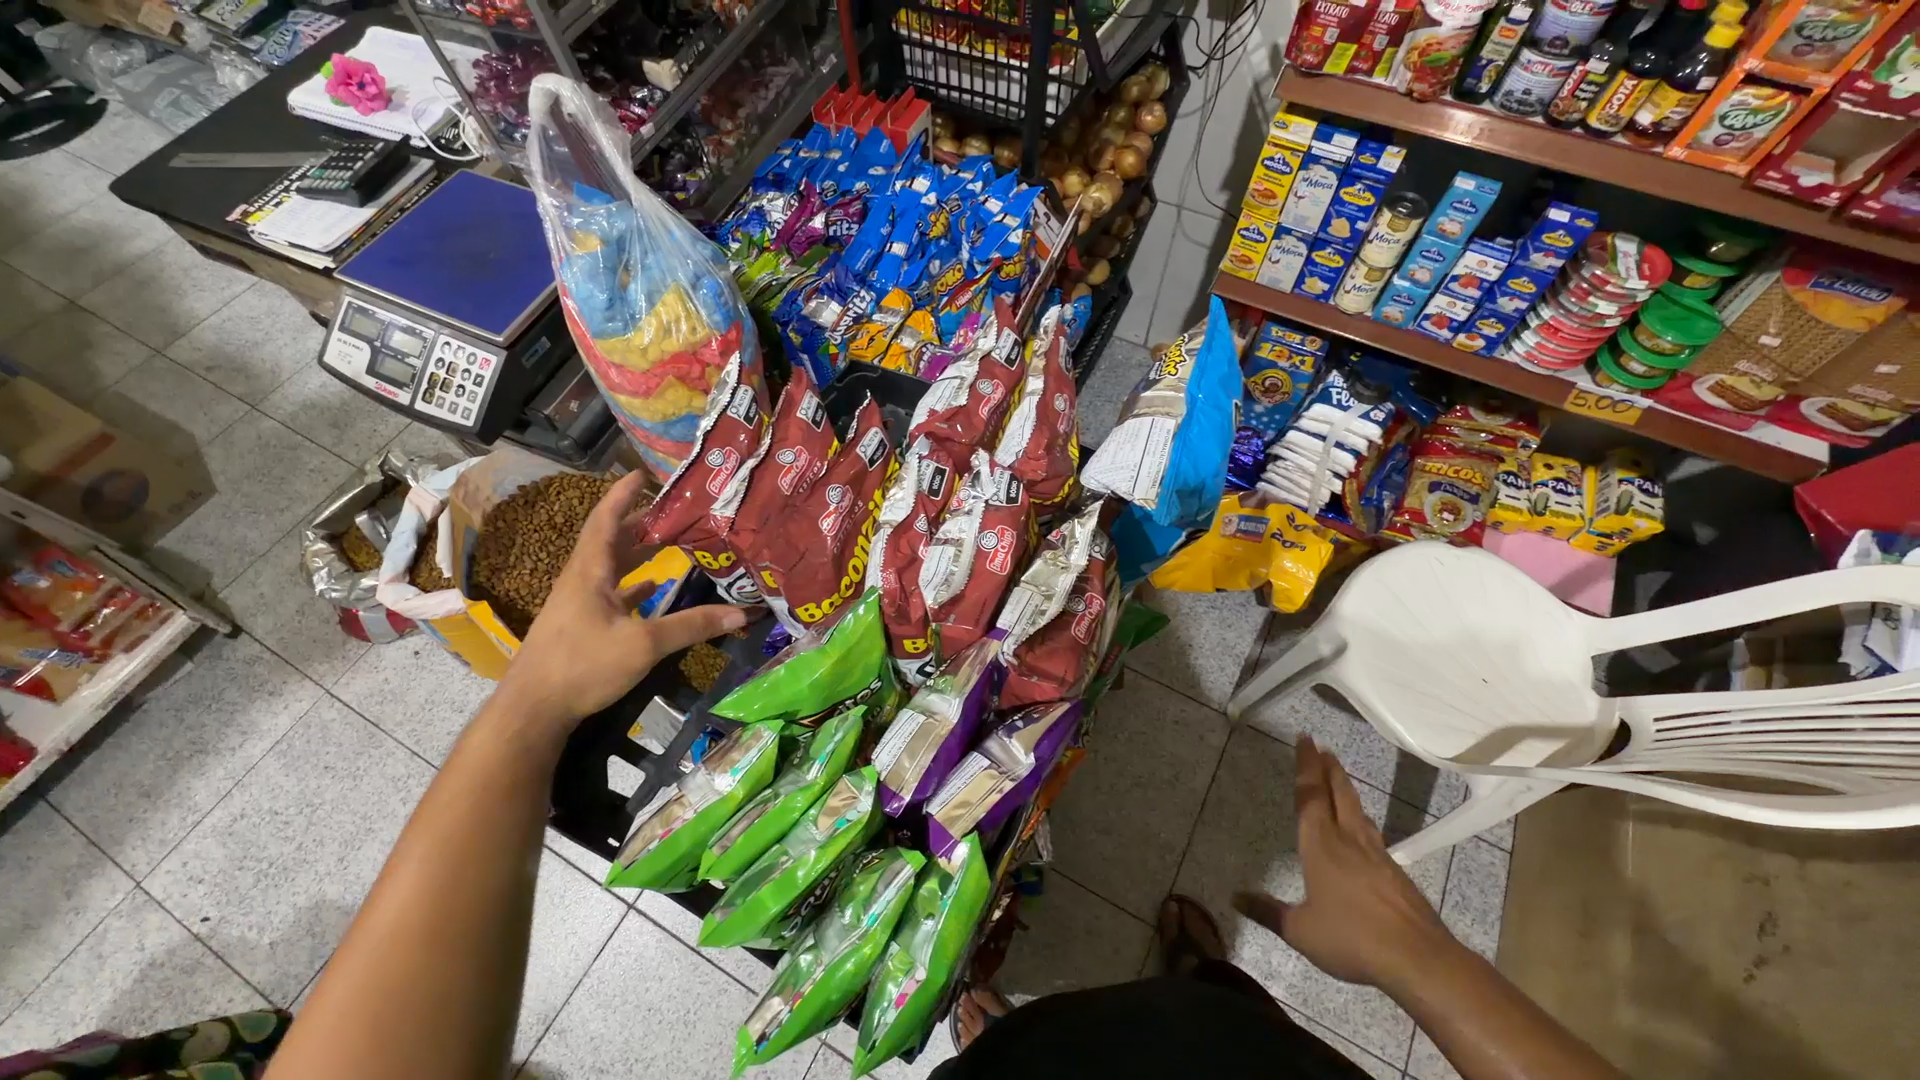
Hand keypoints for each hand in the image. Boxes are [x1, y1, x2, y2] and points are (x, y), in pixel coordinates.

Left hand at [498, 471, 747, 728]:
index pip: (606, 519)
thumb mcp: (644, 644)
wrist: (534, 709)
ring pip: (611, 566)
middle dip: (641, 521)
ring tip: (670, 541)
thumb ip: (692, 626)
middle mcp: (582, 580)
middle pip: (611, 540)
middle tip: (675, 509)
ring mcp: (579, 604)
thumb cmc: (583, 665)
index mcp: (590, 571)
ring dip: (637, 552)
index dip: (624, 495)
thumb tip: (741, 614)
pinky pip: (611, 593)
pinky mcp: (580, 626)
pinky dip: (633, 585)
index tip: (644, 473)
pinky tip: (653, 589)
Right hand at [1234, 737, 1454, 991]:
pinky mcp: (1395, 874)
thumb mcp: (1300, 930)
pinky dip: (1361, 819)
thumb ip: (1267, 911)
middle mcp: (1349, 840)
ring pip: (1358, 810)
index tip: (1304, 739)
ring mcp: (1376, 855)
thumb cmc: (1351, 938)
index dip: (1305, 766)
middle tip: (1321, 747)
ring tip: (1339, 777)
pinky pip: (1372, 833)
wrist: (1418, 959)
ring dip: (1346, 788)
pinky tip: (1363, 829)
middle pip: (1338, 794)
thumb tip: (1234, 897)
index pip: (1309, 795)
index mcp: (1321, 845)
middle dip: (1327, 768)